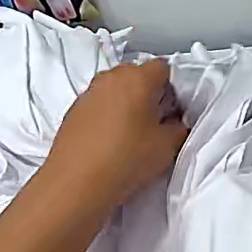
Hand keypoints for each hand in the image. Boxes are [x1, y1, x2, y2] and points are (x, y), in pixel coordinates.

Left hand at [41, 59, 187, 210]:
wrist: (76, 183)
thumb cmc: (125, 159)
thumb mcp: (167, 146)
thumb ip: (179, 128)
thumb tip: (176, 123)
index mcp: (137, 78)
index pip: (163, 68)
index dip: (173, 87)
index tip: (173, 109)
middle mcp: (110, 78)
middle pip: (136, 75)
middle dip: (148, 93)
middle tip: (155, 122)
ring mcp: (88, 93)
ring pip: (115, 89)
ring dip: (125, 104)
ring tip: (131, 134)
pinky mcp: (73, 111)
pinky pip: (97, 104)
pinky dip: (106, 115)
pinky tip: (110, 141)